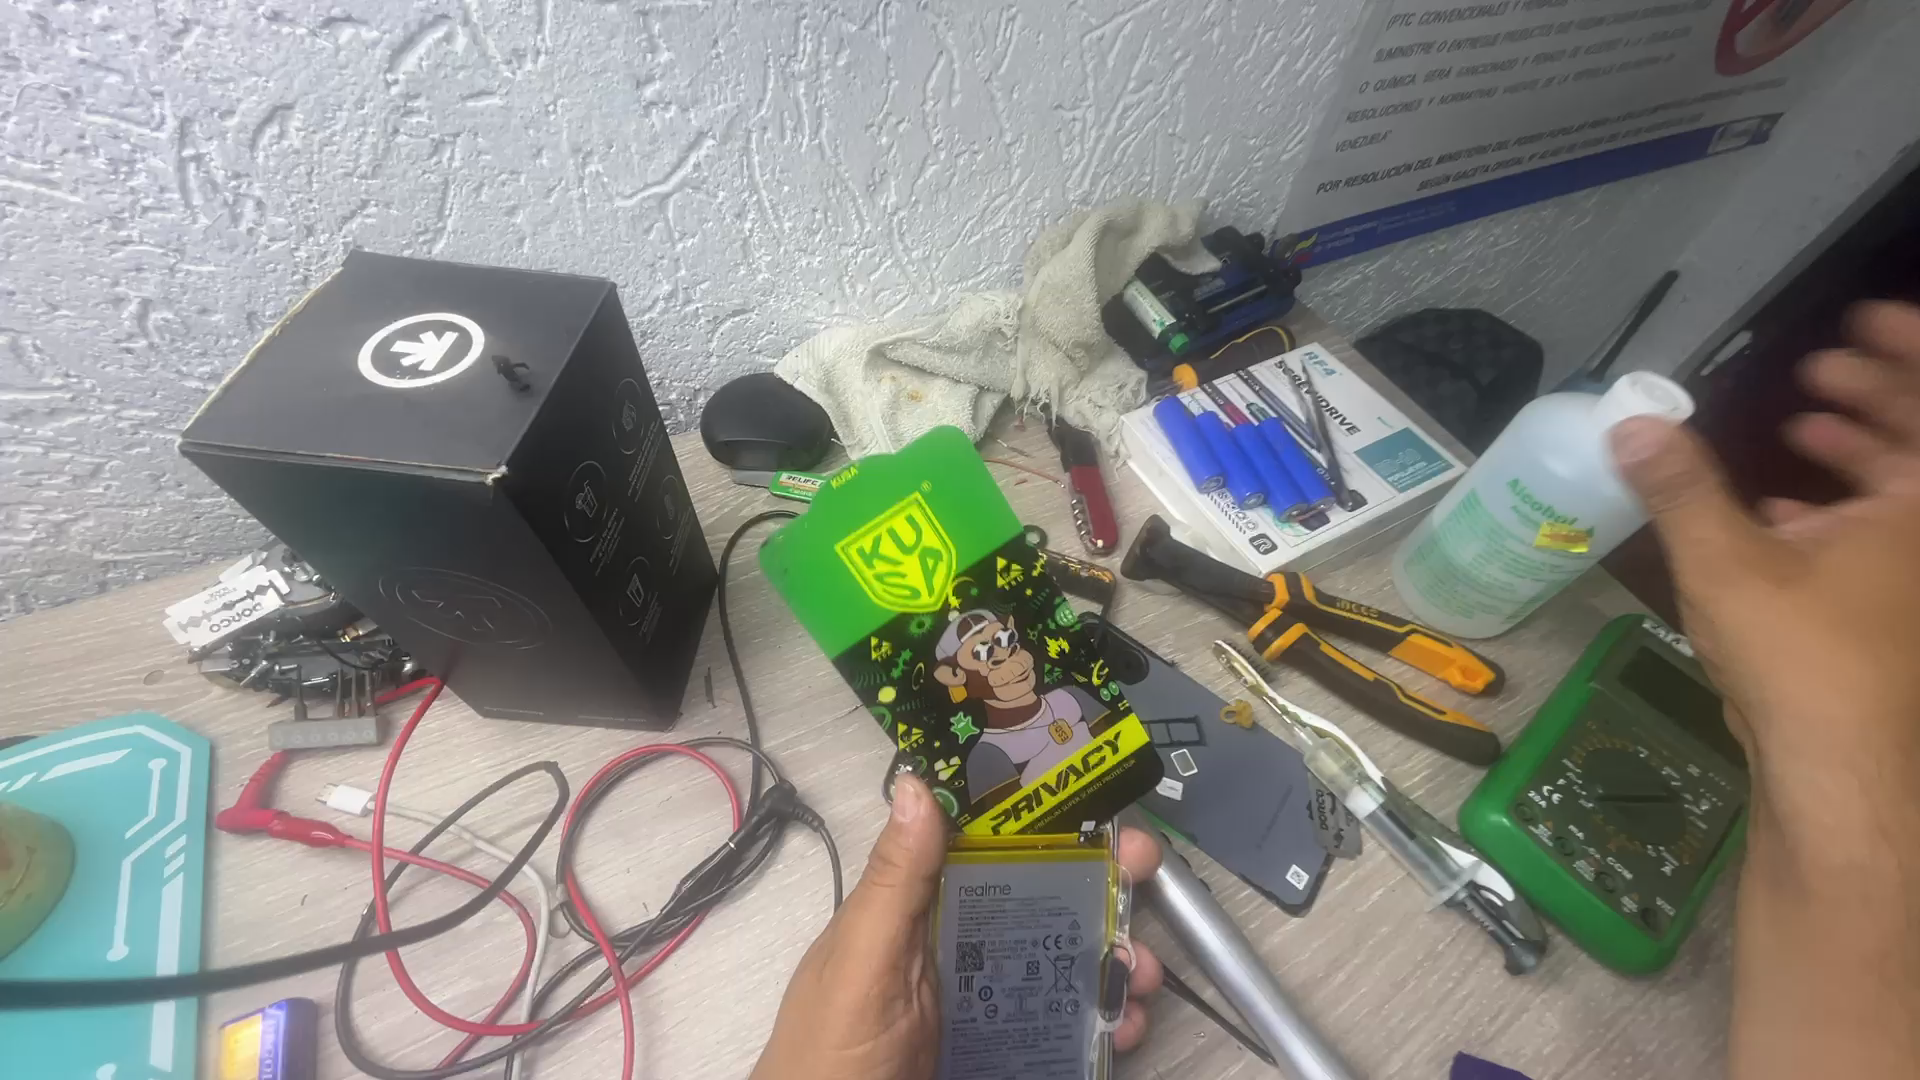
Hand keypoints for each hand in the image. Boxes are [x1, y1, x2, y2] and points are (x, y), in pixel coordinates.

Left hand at [750, 775, 1164, 1079]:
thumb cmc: (834, 1049)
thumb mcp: (862, 960)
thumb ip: (895, 880)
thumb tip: (918, 782)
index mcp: (922, 902)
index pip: (987, 842)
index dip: (1041, 818)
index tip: (1093, 801)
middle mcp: (960, 939)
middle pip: (1039, 894)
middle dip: (1097, 877)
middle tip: (1144, 867)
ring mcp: (986, 995)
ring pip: (1062, 954)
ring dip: (1112, 951)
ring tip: (1143, 967)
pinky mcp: (1006, 1044)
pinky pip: (1065, 1020)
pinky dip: (1103, 1016)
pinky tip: (1126, 1022)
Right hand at [1608, 301, 1919, 860]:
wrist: (1841, 758)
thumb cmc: (1802, 650)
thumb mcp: (1726, 560)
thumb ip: (1680, 488)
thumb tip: (1632, 423)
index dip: (1903, 354)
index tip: (1859, 321)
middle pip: (1919, 444)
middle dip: (1875, 395)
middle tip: (1816, 367)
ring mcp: (1914, 574)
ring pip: (1901, 491)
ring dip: (1854, 451)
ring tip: (1797, 427)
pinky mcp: (1888, 606)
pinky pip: (1878, 535)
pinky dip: (1838, 508)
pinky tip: (1778, 510)